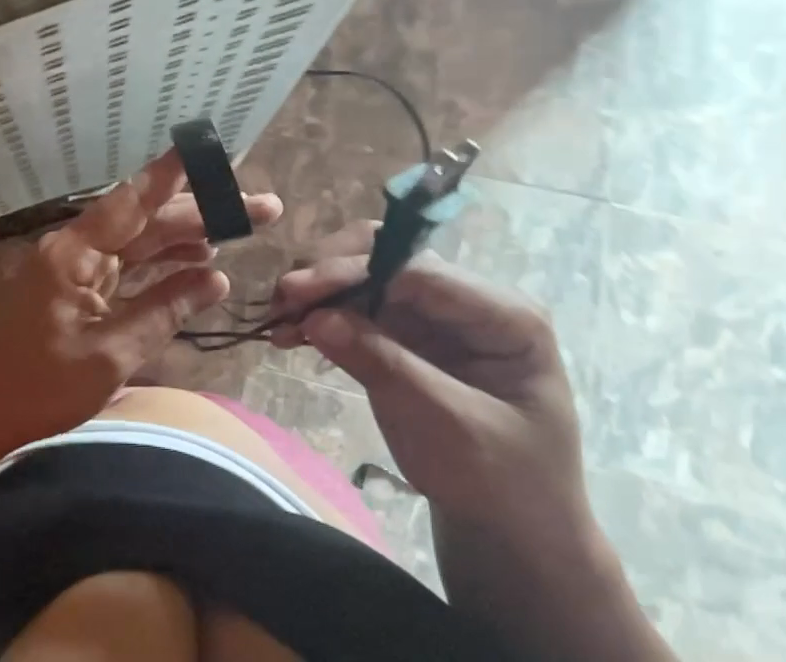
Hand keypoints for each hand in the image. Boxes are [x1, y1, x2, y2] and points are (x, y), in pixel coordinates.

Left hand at [0, 150, 282, 444]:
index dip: (170, 174)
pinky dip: (159, 266)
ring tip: (240, 229)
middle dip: (198, 212)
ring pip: (136, 243)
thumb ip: (164, 310)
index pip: (129, 203)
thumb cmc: (44, 389)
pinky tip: (199, 263)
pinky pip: (124, 267)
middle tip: (260, 205)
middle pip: (141, 222)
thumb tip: (215, 278)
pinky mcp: (74, 291)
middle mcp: (70, 251)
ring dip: (184, 237)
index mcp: (71, 255)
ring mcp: (71, 270)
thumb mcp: (113, 354)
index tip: (204, 145)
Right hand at [270, 222, 589, 539]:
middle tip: (282, 303)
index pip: (416, 269)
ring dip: (315, 292)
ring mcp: (430, 317)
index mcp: (502, 315)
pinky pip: (350, 309)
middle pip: (385, 257)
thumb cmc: (498, 480)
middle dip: (329, 272)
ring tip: (278, 322)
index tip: (295, 292)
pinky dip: (317, 315)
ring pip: (360, 276)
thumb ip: (385, 365)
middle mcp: (464, 302)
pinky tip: (287, 335)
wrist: (508, 528)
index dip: (352, 271)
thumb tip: (316, 318)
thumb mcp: (448, 425)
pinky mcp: (400, 336)